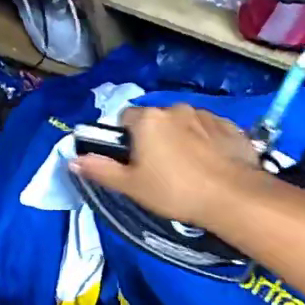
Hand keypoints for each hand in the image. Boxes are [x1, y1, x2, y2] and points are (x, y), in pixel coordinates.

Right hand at [69, 104, 268, 226]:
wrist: (231, 196)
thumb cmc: (174, 191)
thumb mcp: (132, 186)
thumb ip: (101, 170)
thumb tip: (73, 159)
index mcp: (148, 119)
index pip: (126, 119)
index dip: (127, 140)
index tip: (134, 162)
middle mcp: (175, 108)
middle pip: (156, 120)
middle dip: (155, 138)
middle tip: (160, 170)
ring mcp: (206, 114)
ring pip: (184, 124)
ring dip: (182, 138)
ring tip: (189, 169)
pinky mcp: (230, 126)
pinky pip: (210, 130)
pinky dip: (207, 142)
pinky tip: (211, 165)